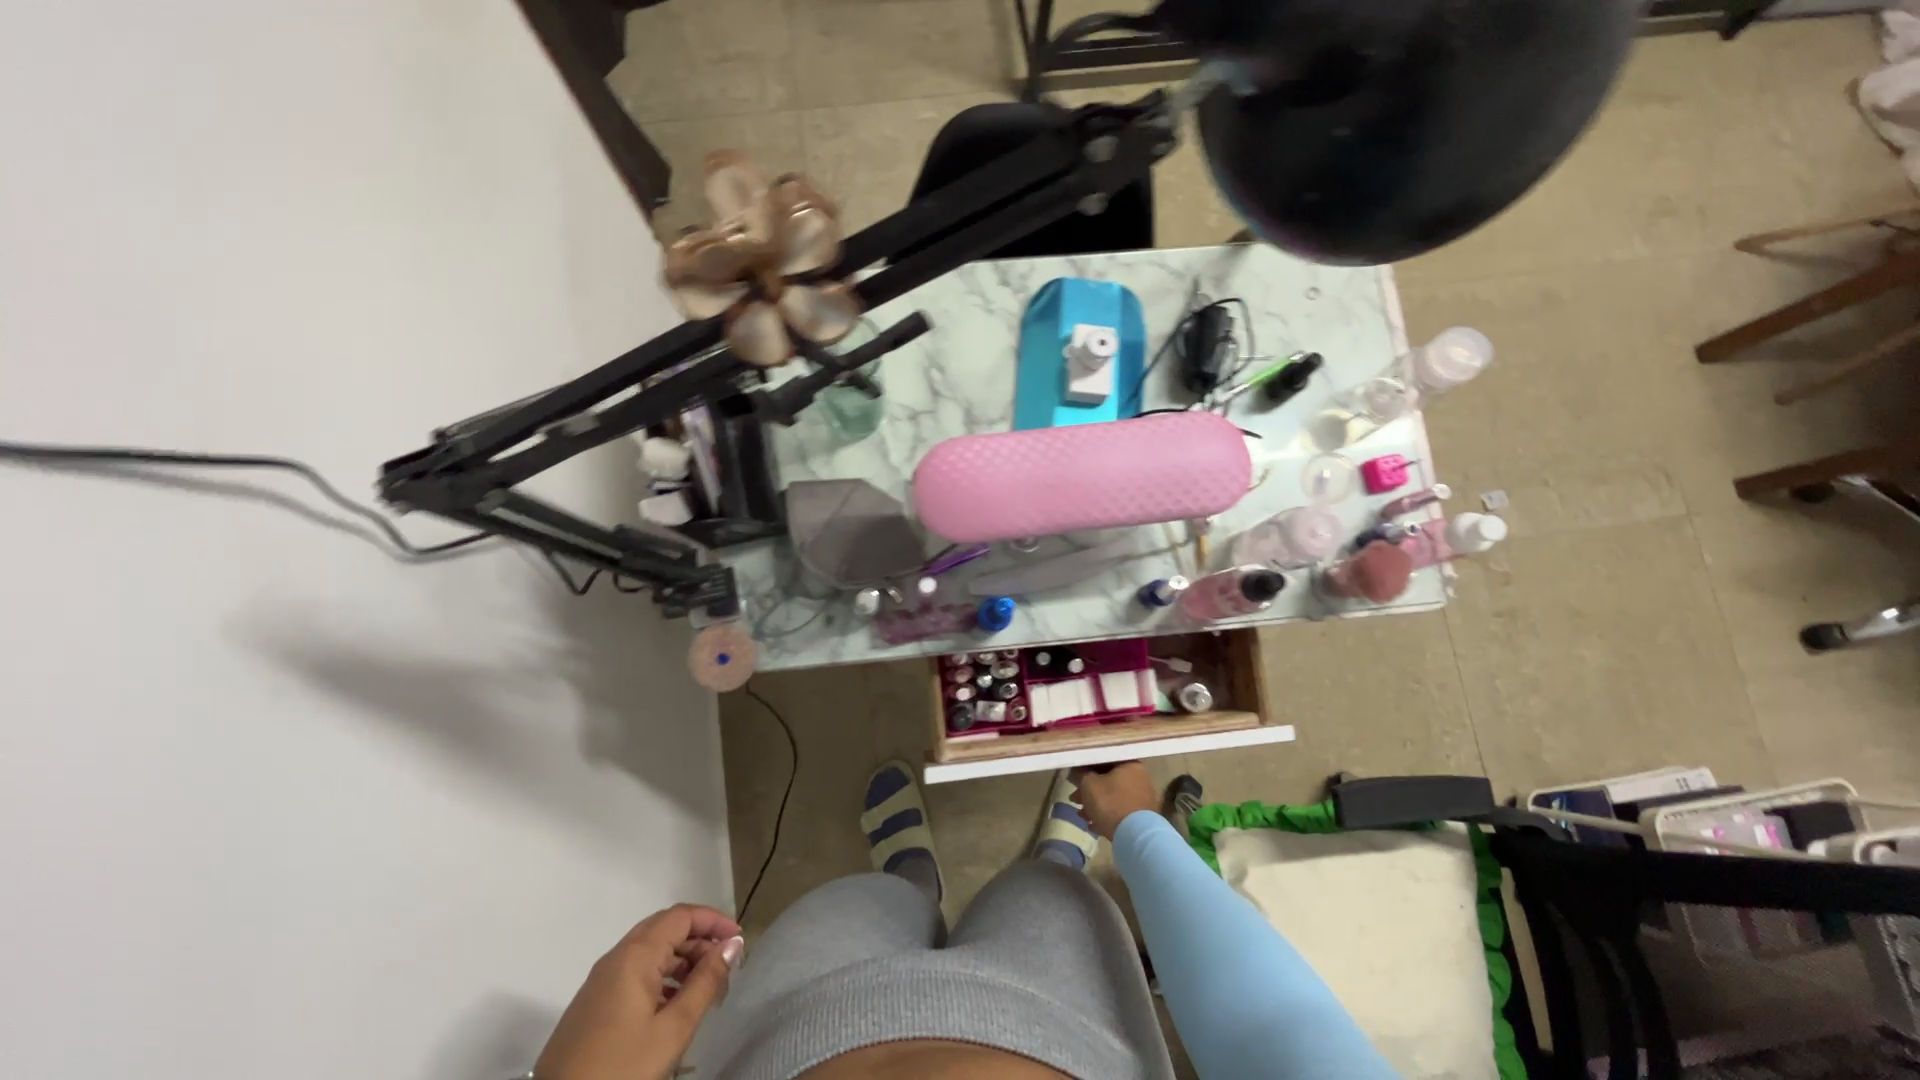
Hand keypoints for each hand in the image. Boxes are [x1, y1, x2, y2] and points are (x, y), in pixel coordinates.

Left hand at [535, 904, 745, 1079]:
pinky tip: (676, 1005)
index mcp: (635, 955)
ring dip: (683, 959)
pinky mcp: (596, 1001)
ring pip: (651, 951)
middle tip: (727, 967)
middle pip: (666, 928)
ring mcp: (602, 979)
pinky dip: (663, 976)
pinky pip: (637, 972)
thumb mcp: (674, 1028)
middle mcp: (616, 957)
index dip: (714, 921)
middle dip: (700, 940)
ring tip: (708, 989)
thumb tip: (732, 945)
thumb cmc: (623, 1069)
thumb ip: (706, 982)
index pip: (681, 916)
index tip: (739, 942)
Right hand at [1072, 761, 1158, 840]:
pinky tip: (1092, 824)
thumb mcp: (1088, 785)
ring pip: (1113, 796)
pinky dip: (1106, 814)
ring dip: (1095, 803)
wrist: (1134, 836)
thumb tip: (1077, 771)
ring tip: (1081, 814)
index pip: (1103, 760)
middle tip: (1074, 798)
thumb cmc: (1110, 803)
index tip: (1074, 776)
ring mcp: (1142, 798)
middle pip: (1108, 779)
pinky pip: (1120, 810)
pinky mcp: (1142, 816)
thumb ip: (1081, 774)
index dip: (1085, 767)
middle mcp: (1139, 778)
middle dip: (1089, 789)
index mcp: (1129, 764)